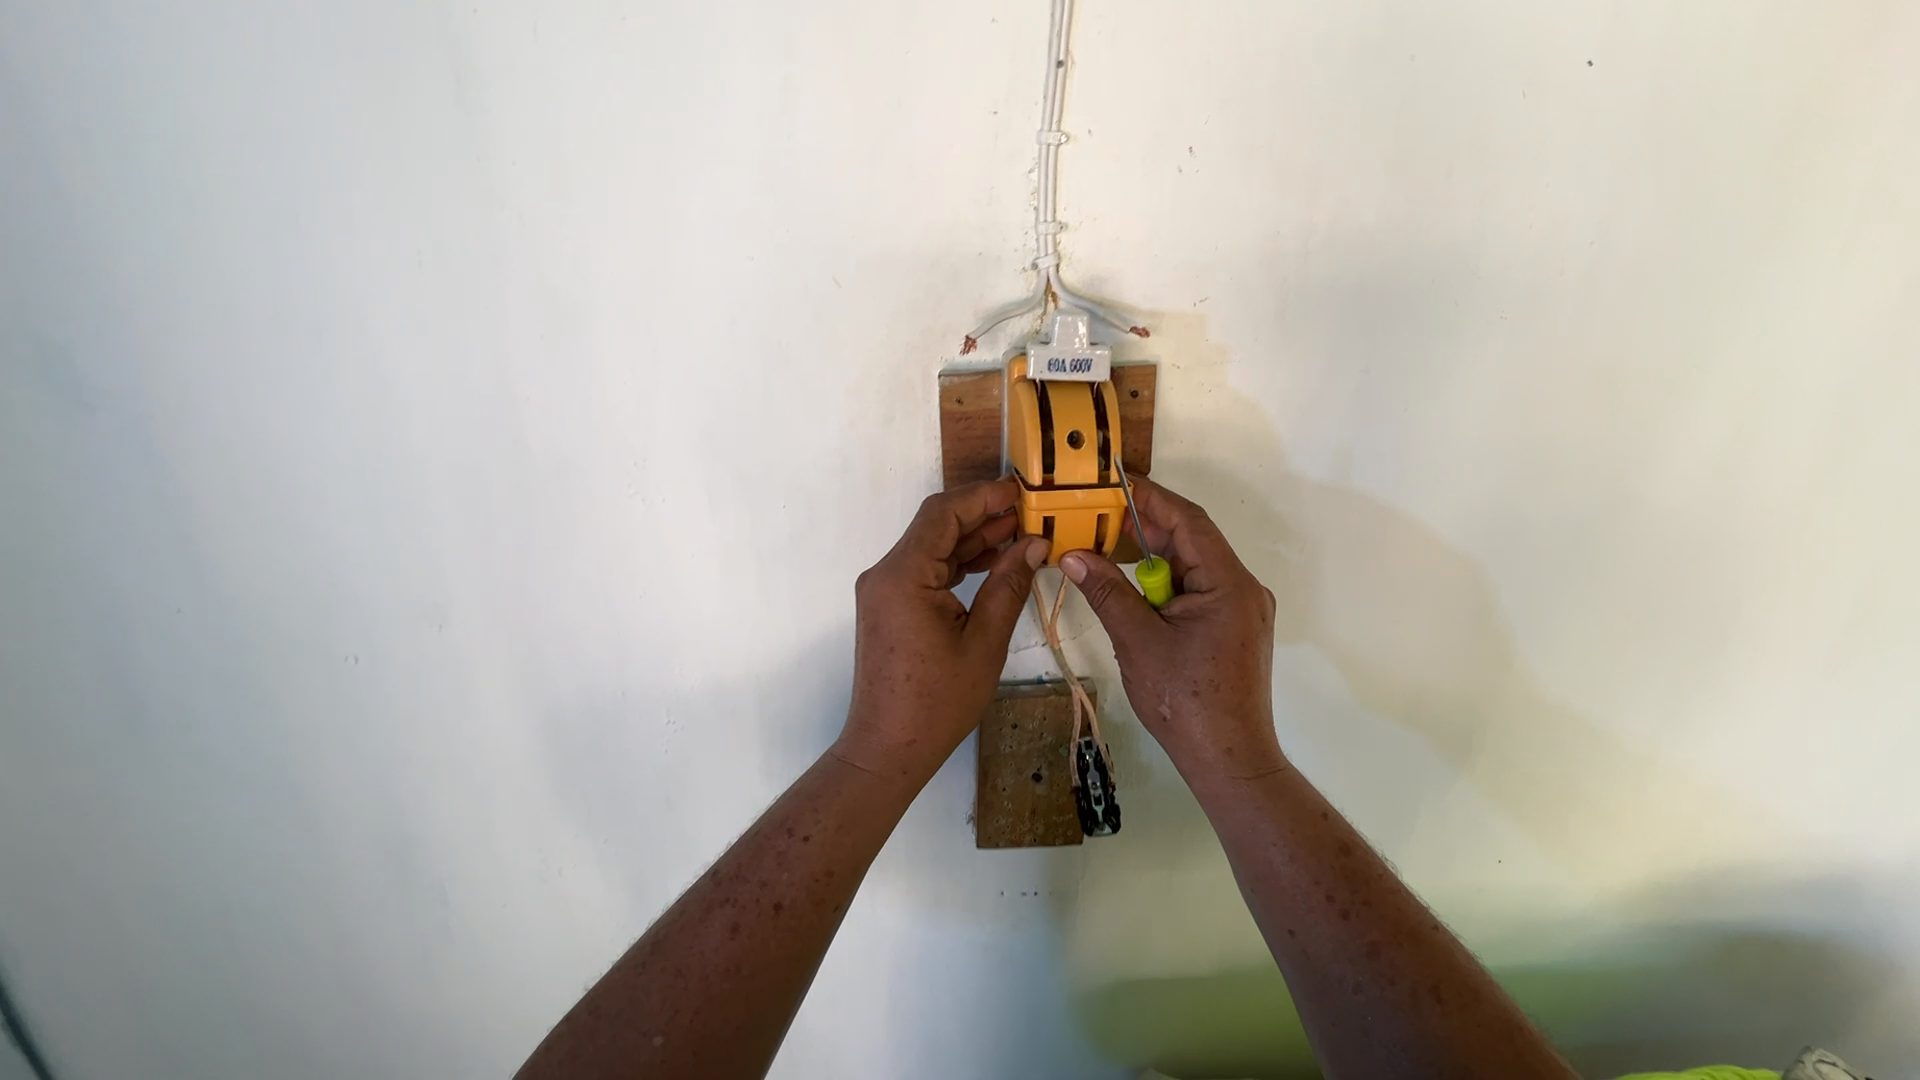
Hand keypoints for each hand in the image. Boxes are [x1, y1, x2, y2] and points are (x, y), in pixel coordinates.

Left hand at [836, 479, 1048, 781]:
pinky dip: (958, 564)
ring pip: (932, 547)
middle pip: (936, 526)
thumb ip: (1008, 585)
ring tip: (1021, 536)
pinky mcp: (889, 606)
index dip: (984, 496)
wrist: (889, 747)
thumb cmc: (937, 702)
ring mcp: (884, 589)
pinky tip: (994, 564)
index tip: (1022, 492)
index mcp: (903, 575)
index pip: (943, 513)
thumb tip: (1035, 544)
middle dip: (983, 516)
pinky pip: (926, 570)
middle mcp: (886, 573)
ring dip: (973, 540)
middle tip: (1031, 513)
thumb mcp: (984, 642)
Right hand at [1061, 477, 1282, 782]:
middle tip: (1095, 518)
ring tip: (1103, 551)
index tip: (1111, 483)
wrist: (1228, 760)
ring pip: (1190, 567)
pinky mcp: (1230, 629)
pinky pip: (1194, 590)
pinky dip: (1160, 584)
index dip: (1149, 498)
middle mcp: (1242, 588)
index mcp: (1228, 583)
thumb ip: (1107, 592)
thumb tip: (1073, 554)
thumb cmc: (1185, 701)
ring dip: (1148, 559)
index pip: (1188, 521)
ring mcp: (1239, 610)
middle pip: (1190, 541)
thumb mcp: (1138, 641)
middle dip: (1142, 528)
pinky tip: (1128, 589)